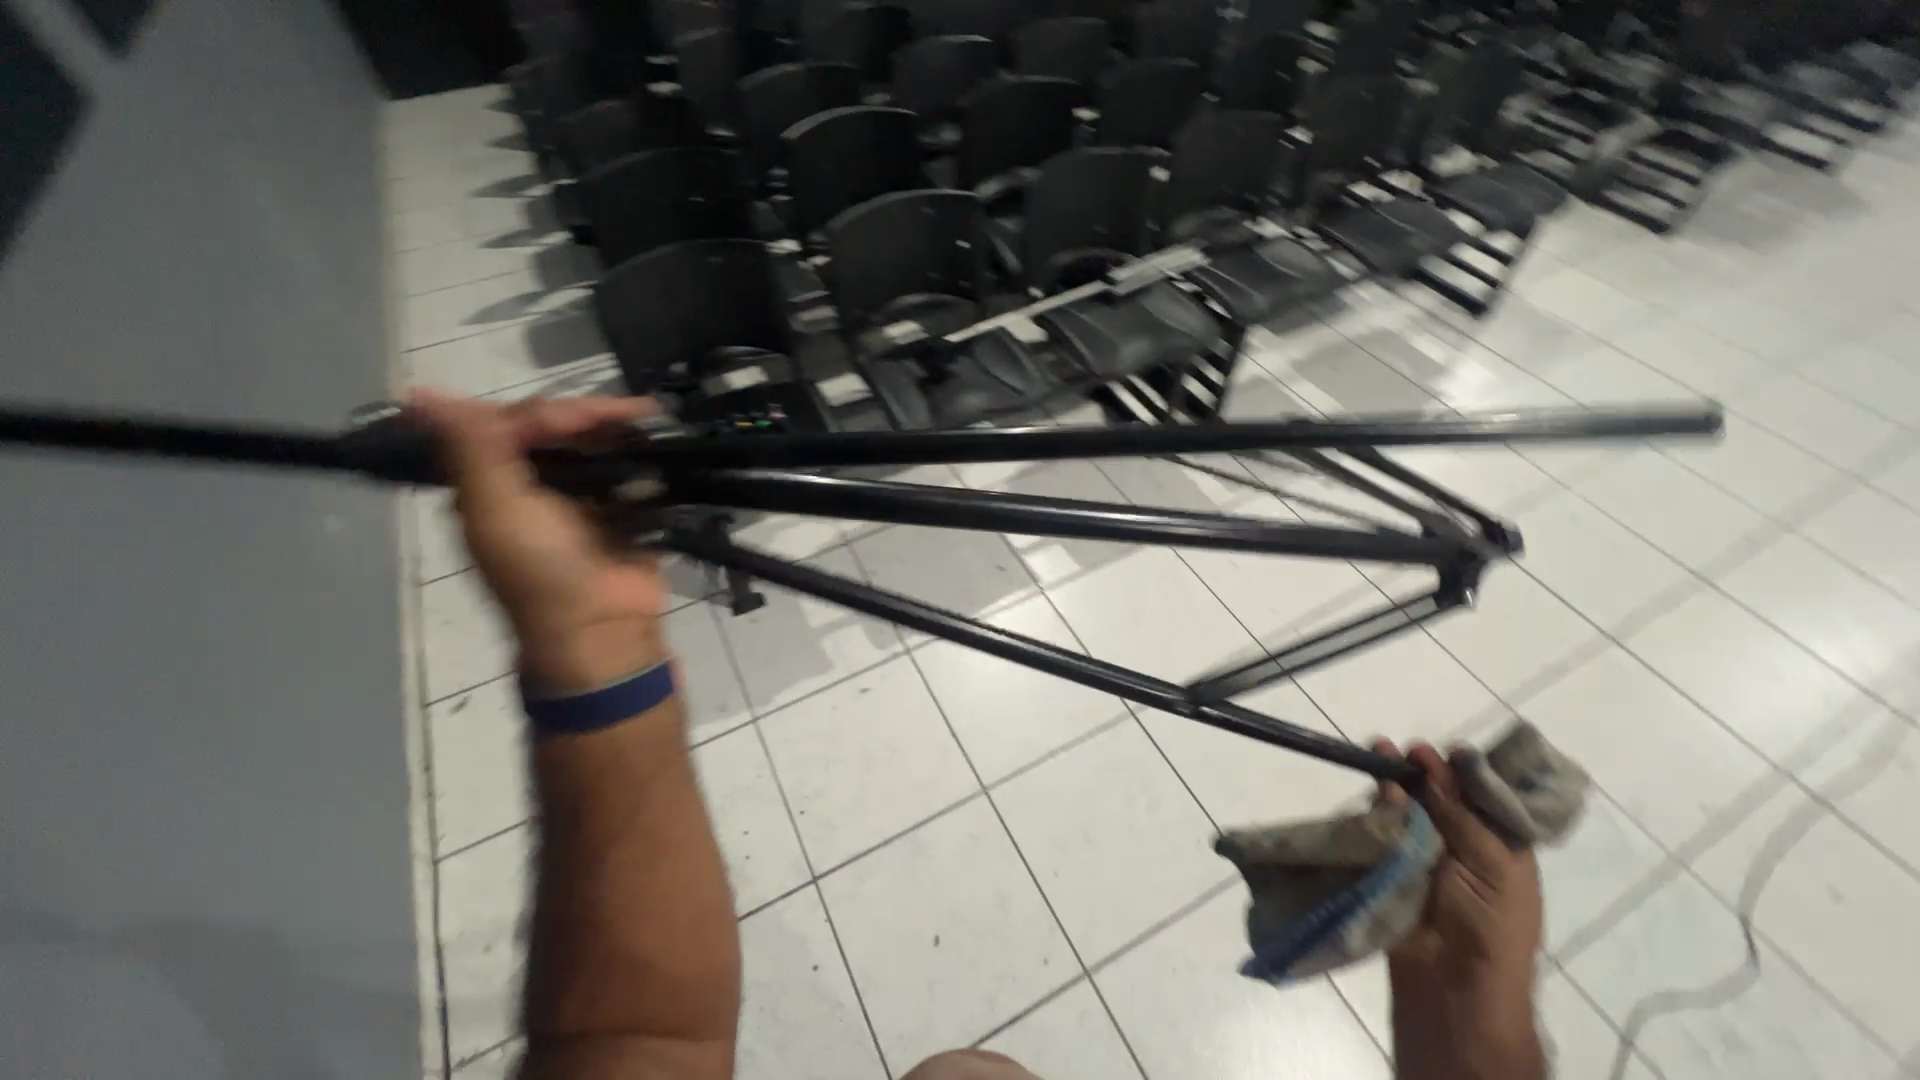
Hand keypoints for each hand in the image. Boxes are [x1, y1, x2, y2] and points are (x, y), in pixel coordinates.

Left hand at [411, 389, 667, 692]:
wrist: (603, 626)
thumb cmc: (541, 571)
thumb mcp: (494, 509)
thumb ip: (469, 448)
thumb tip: (417, 393)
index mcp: (493, 482)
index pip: (512, 423)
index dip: (544, 413)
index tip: (574, 420)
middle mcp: (535, 484)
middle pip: (558, 429)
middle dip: (589, 416)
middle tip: (628, 415)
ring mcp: (584, 498)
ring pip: (595, 444)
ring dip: (619, 430)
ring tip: (647, 419)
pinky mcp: (624, 512)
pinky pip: (630, 472)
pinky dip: (644, 457)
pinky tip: (657, 442)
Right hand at [1376, 739, 1545, 1077]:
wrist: (1452, 986)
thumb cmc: (1491, 928)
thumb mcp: (1494, 866)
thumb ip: (1461, 814)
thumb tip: (1435, 763)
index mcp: (1501, 847)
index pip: (1481, 797)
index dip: (1461, 771)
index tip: (1439, 752)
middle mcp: (1463, 846)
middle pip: (1442, 797)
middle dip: (1424, 770)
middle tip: (1403, 750)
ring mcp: (1424, 857)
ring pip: (1410, 808)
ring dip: (1396, 782)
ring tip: (1378, 753)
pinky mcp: (1389, 867)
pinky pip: (1383, 830)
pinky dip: (1378, 807)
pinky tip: (1374, 786)